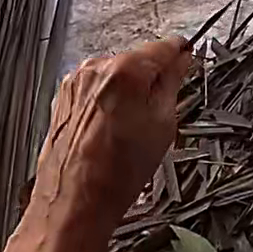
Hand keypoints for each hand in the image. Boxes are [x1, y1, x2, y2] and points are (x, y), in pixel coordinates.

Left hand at [0, 36, 193, 251]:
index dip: (181, 54)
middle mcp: (97, 68)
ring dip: (130, 90)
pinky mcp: (65, 97)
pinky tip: (113, 131)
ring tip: (133, 128)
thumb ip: (173, 83)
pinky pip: (98, 88)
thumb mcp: (163, 125)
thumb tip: (181, 61)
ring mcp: (77, 82)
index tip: (188, 60)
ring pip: (117, 73)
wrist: (73, 205)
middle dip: (153, 77)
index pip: (164, 46)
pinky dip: (110, 101)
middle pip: (139, 59)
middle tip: (162, 111)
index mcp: (126, 71)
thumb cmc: (116, 174)